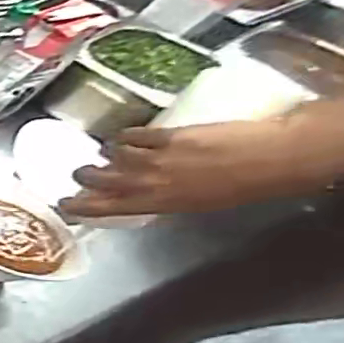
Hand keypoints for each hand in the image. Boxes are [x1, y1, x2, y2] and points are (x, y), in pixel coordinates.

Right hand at [58, 116, 343, 218]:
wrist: (280, 157)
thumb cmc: (243, 187)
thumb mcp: (193, 203)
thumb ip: (159, 199)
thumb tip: (140, 195)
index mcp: (151, 204)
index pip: (98, 207)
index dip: (75, 205)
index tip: (64, 202)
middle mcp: (145, 183)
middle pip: (95, 178)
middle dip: (84, 175)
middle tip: (83, 172)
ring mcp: (155, 158)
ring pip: (110, 154)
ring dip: (107, 152)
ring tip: (111, 150)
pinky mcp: (169, 135)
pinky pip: (133, 135)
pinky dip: (127, 135)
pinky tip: (130, 135)